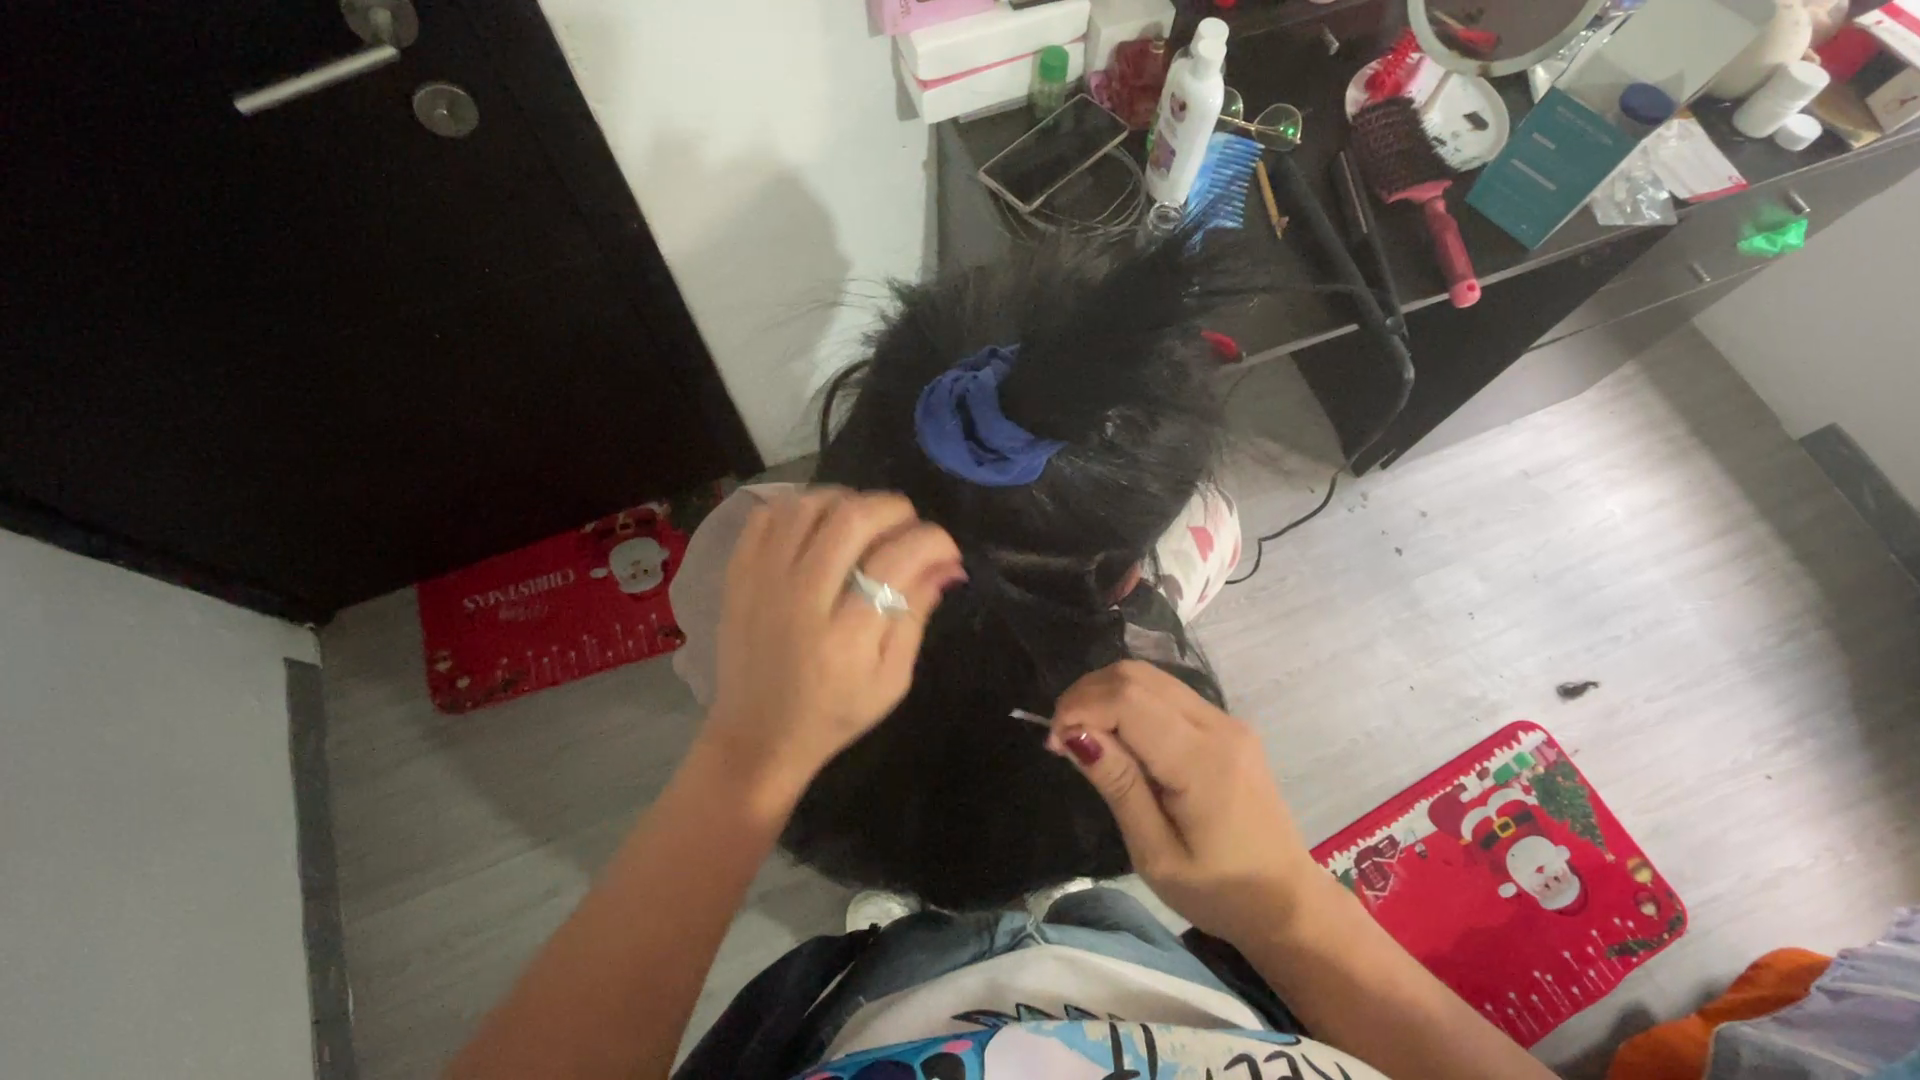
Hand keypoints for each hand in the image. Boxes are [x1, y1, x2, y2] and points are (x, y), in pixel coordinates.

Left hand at [703, 489, 961, 800]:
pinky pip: (767, 514)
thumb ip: (916, 616)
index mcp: (846, 636)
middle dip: (894, 508)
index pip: (896, 559)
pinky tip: (820, 524)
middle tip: (908, 525)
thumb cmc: (834, 714)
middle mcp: (801, 598)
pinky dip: (801, 505)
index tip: (944, 548)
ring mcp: (762, 581)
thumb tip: (946, 564)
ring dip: (848, 500)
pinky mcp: (737, 574)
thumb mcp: (891, 681)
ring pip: (808, 506)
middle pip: (851, 518)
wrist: (756, 735)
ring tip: (866, 521)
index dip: (932, 540)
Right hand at [1048, 661, 1320, 945]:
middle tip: (1063, 740)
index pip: (1128, 699)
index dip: (1080, 708)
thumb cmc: (1218, 891)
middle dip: (1087, 695)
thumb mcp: (1155, 853)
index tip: (1055, 745)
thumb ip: (1118, 785)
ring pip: (1150, 676)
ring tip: (1084, 738)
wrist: (1285, 901)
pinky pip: (1166, 693)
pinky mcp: (1226, 725)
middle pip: (1137, 675)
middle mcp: (1218, 725)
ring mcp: (1226, 720)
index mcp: (1202, 761)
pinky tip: (1116, 737)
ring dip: (1105, 694)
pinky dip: (1129, 702)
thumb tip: (1073, 734)